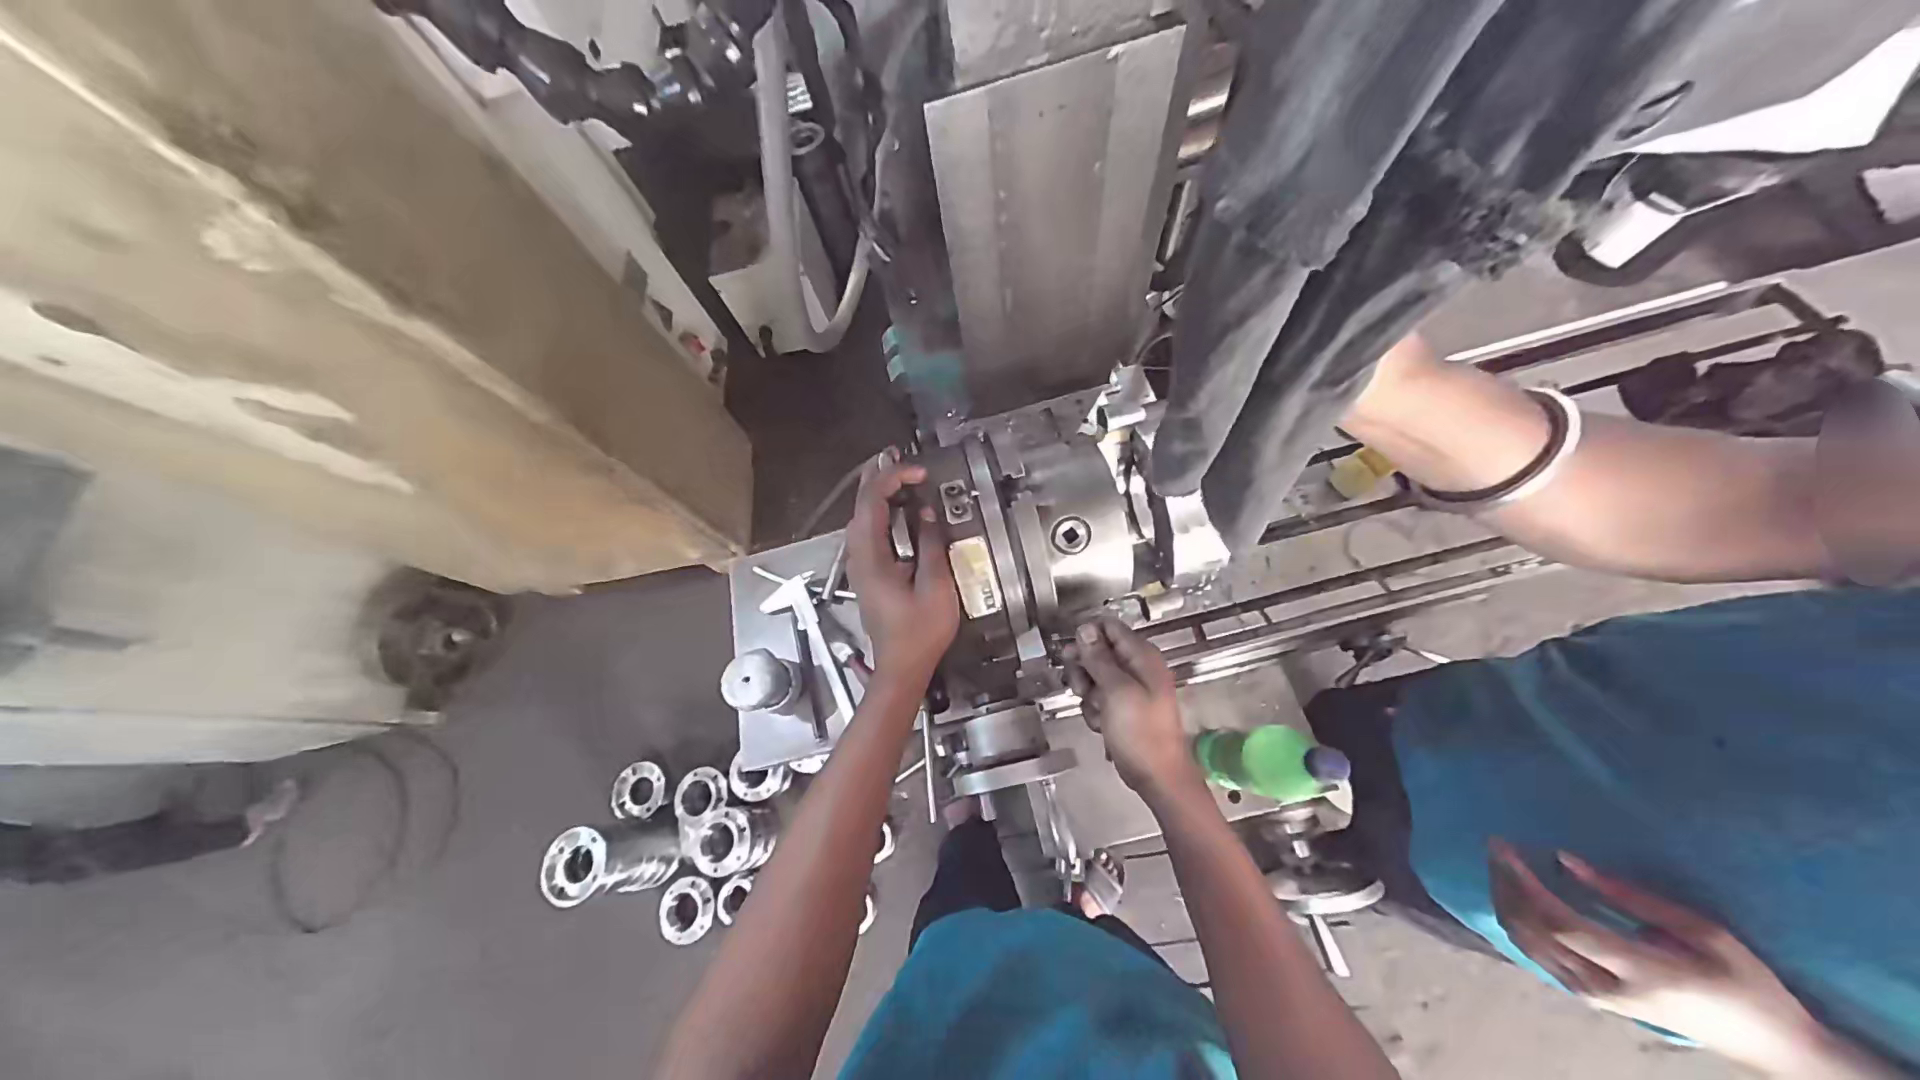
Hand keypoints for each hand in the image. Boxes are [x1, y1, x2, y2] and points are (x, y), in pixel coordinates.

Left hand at [845, 450, 958, 684]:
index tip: (921, 472)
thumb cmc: (920, 632)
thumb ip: (930, 545)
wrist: (902, 666)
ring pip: (864, 516)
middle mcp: (858, 556)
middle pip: (862, 504)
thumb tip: (926, 514)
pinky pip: (871, 530)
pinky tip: (901, 506)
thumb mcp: (935, 587)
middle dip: (882, 476)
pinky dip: (885, 510)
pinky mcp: (868, 571)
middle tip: (904, 457)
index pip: (873, 502)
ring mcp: (860, 564)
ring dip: (882, 491)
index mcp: (870, 557)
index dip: (894, 478)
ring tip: (903, 473)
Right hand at [1063, 616, 1203, 803]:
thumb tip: (1085, 628)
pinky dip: (1095, 710)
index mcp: (1142, 656)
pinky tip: (1101, 724)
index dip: (1087, 637)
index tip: (1072, 656)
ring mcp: (1130, 688)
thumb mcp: (1116, 690)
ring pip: (1094, 676)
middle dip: (1084, 669)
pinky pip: (1098, 698)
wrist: (1156, 775)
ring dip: (1088, 692)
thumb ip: (1099, 658)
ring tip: (1096, 710)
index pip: (1108, 627)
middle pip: (1098, 651)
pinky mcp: (1122, 708)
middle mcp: (1137, 667)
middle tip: (1081, 687)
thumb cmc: (1140, 731)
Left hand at [1489, 841, 1886, 1076]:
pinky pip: (1534, 952)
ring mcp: (1591, 996)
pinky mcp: (1586, 996)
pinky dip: (1515, 919)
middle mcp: (1604, 988)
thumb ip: (1630, 896)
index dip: (1523, 882)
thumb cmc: (1745, 981)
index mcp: (1639, 971)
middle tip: (1496, 846)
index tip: (1504, 847)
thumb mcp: (1703, 932)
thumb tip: (1565, 860)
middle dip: (1503, 884)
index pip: (1557, 923)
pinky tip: (1512, 893)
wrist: (1771, 1046)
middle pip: (1530, 930)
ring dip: (1503, 899)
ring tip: (1500, 863)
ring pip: (1524, 942)